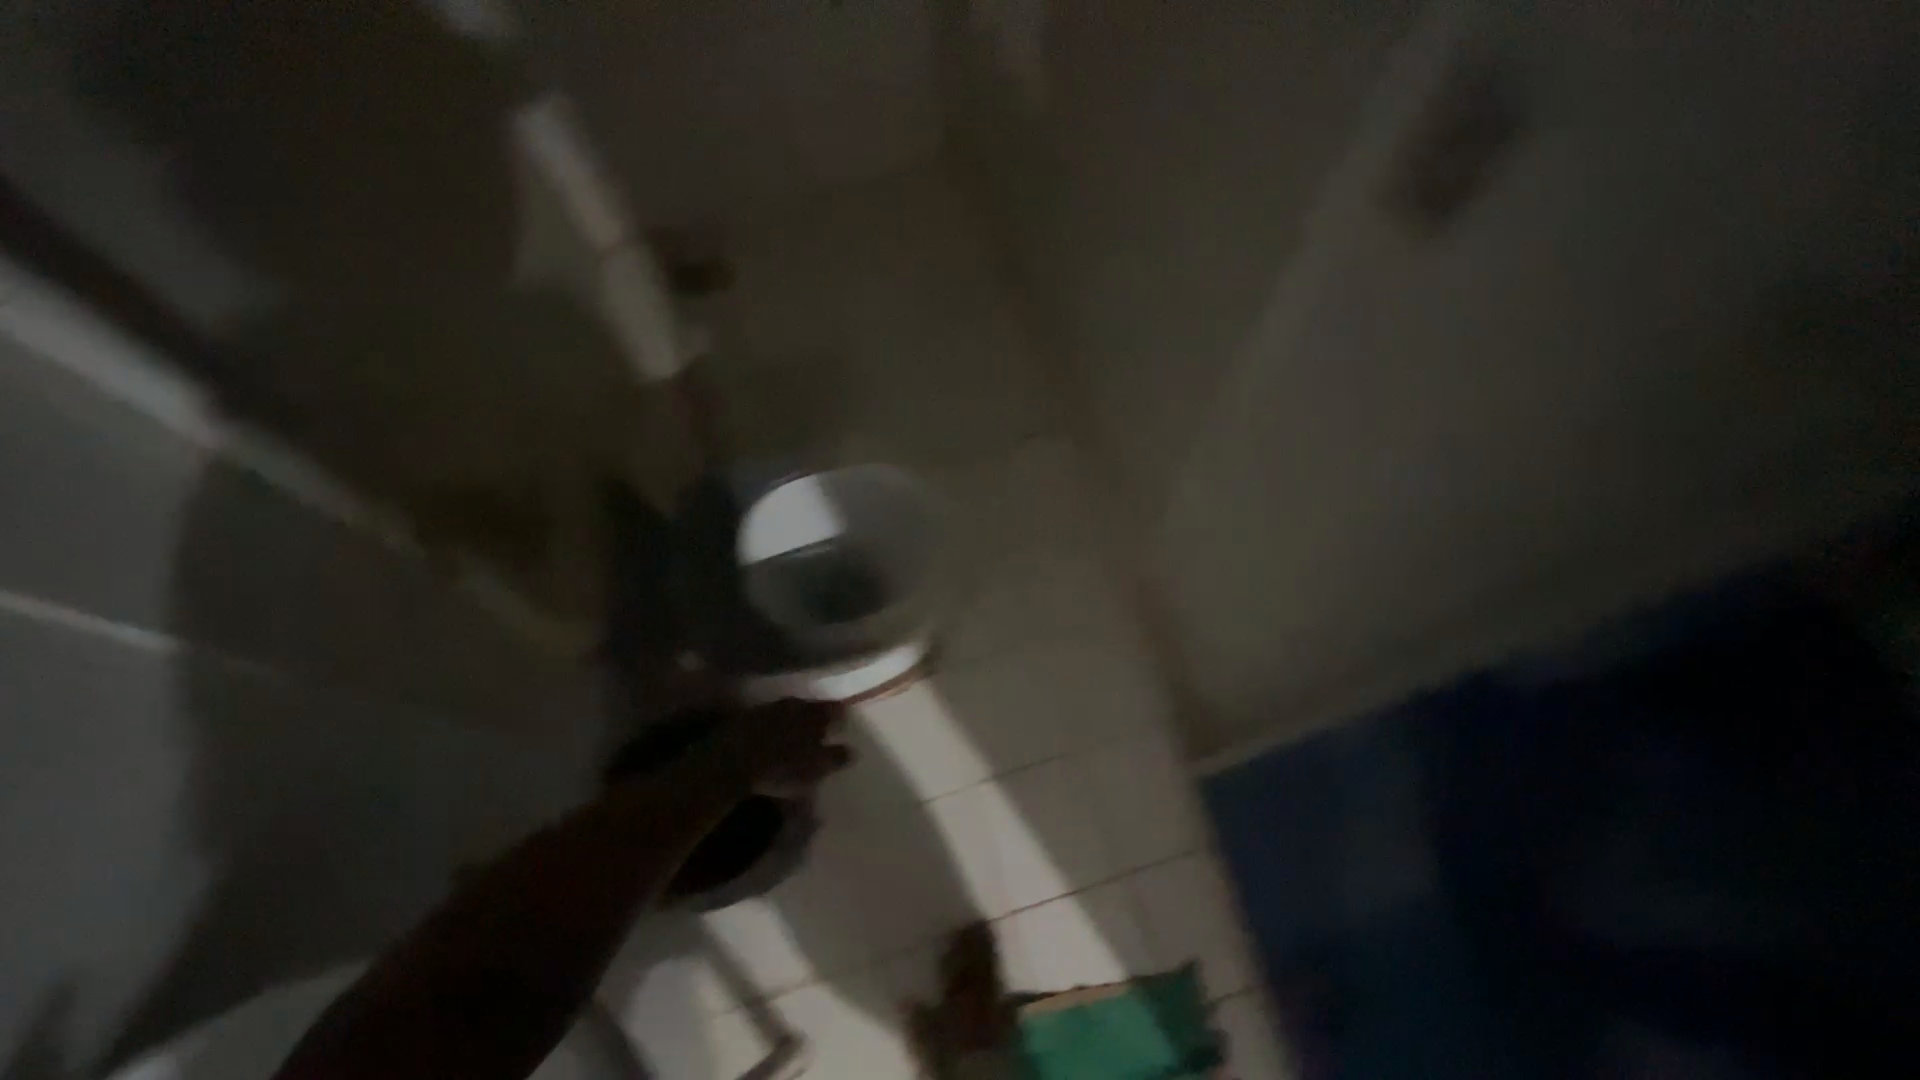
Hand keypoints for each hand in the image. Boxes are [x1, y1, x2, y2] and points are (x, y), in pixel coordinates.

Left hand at [709, 698, 852, 798]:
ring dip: (793, 720)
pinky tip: (772, 738)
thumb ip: (835, 757)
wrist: (730, 762)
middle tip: (822, 726)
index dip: (840, 715)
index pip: (833, 709)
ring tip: (796, 733)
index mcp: (812, 714)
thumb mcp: (815, 768)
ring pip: (786, 711)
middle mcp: (791, 705)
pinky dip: (773, 727)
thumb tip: (852, 750)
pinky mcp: (744, 720)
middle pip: (808, 707)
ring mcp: (765, 710)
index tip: (845, 721)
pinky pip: (766, 720)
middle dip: (816, 716)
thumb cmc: (781, 767)